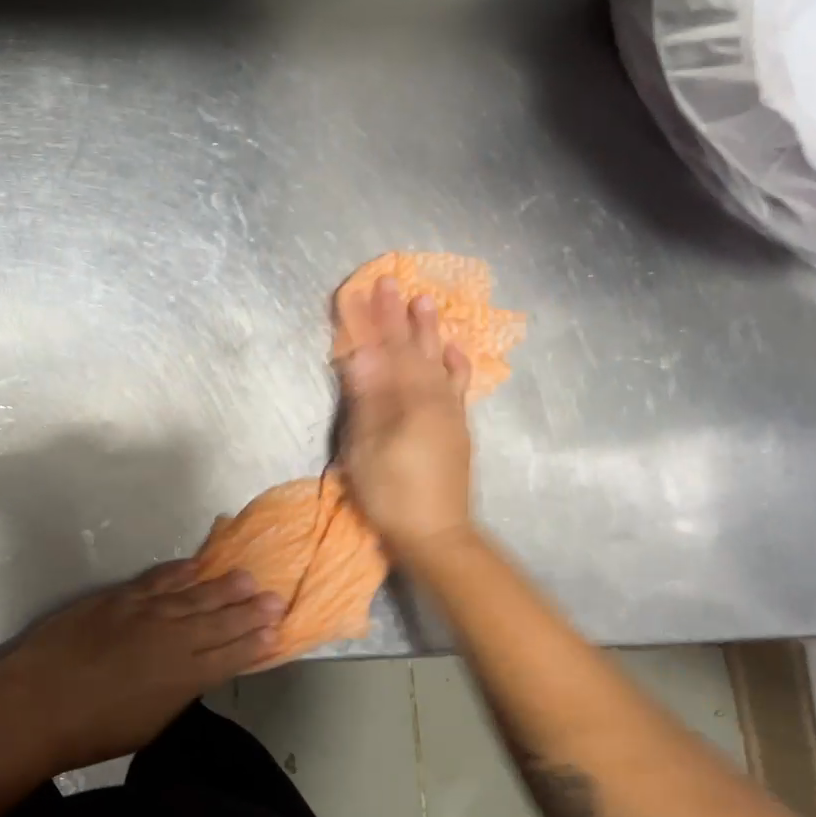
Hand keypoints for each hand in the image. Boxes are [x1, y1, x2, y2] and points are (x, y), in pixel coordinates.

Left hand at [0, 562, 283, 773]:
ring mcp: (143, 612)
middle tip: (275, 598)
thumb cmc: (93, 730)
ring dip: (221, 587)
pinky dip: (178, 573)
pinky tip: (194, 566)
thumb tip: (190, 673)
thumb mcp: (150, 722)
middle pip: (217, 621)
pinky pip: (156, 580)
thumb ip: (175, 692)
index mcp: (184, 678)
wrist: (38, 702)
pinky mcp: (116, 598)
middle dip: (248, 611)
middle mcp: (171, 639)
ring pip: (192, 595)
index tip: (276, 631)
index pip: (229, 656)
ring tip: (247, 578)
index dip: (253, 643)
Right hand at [337, 277, 476, 553]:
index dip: (374, 319)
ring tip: (426, 302)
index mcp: (406, 400)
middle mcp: (431, 399)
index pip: (385, 350)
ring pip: (436, 361)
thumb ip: (366, 398)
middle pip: (412, 349)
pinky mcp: (455, 428)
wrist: (435, 534)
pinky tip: (453, 352)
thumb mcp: (366, 447)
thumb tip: (359, 353)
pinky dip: (453, 364)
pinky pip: (456, 385)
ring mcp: (447, 413)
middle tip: (392, 282)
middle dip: (399, 316)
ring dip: (429, 331)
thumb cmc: (390, 492)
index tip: (366, 288)